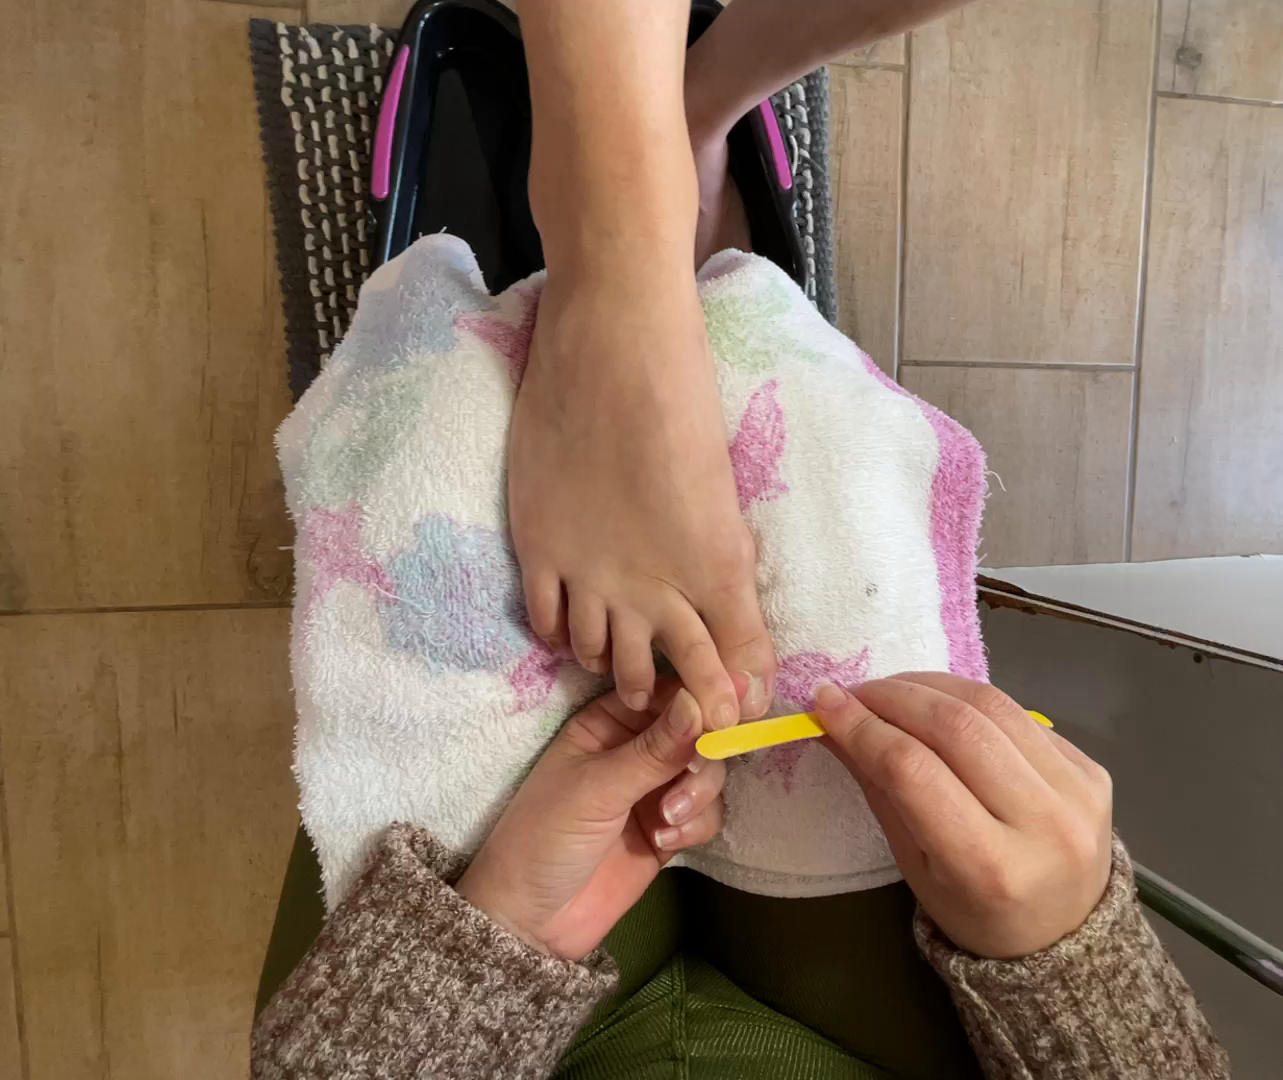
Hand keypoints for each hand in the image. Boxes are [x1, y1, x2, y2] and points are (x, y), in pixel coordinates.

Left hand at [456, 683, 725, 960]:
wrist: (531, 922)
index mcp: (608, 721)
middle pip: (696, 732)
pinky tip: (666, 841)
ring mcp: (654, 789)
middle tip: (685, 785)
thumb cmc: (546, 836)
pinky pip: (706, 812)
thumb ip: (653, 750)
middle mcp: (636, 748)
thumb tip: (697, 700)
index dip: (697, 701)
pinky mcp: (668, 828)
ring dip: (698, 794)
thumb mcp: (597, 788)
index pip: (666, 693)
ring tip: (667, 820)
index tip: (720, 716)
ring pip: (707, 772)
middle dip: (700, 758)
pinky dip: (696, 824)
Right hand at [509, 265, 775, 732]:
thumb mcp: (719, 486)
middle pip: (678, 676)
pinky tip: (569, 629)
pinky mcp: (541, 551)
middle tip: (684, 713)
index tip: (738, 708)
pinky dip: (562, 636)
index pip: (740, 658)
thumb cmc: (683, 398)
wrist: (613, 349)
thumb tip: (714, 585)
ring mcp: (592, 574)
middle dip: (687, 707)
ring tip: (624, 674)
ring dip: (619, 672)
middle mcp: (656, 587)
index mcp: (717, 567)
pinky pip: (549, 625)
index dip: (741, 694)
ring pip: (605, 659)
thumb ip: (716, 551)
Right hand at [813, 672, 1113, 959]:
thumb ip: (875, 782)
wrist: (1064, 934)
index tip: (825, 701)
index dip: (863, 727)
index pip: (914, 771)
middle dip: (893, 697)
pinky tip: (942, 706)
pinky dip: (968, 699)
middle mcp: (1043, 825)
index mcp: (989, 867)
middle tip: (856, 691)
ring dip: (928, 685)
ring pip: (990, 704)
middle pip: (955, 727)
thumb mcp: (911, 860)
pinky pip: (1018, 712)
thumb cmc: (971, 907)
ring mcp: (1077, 792)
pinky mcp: (1093, 769)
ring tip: (893, 689)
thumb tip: (830, 716)